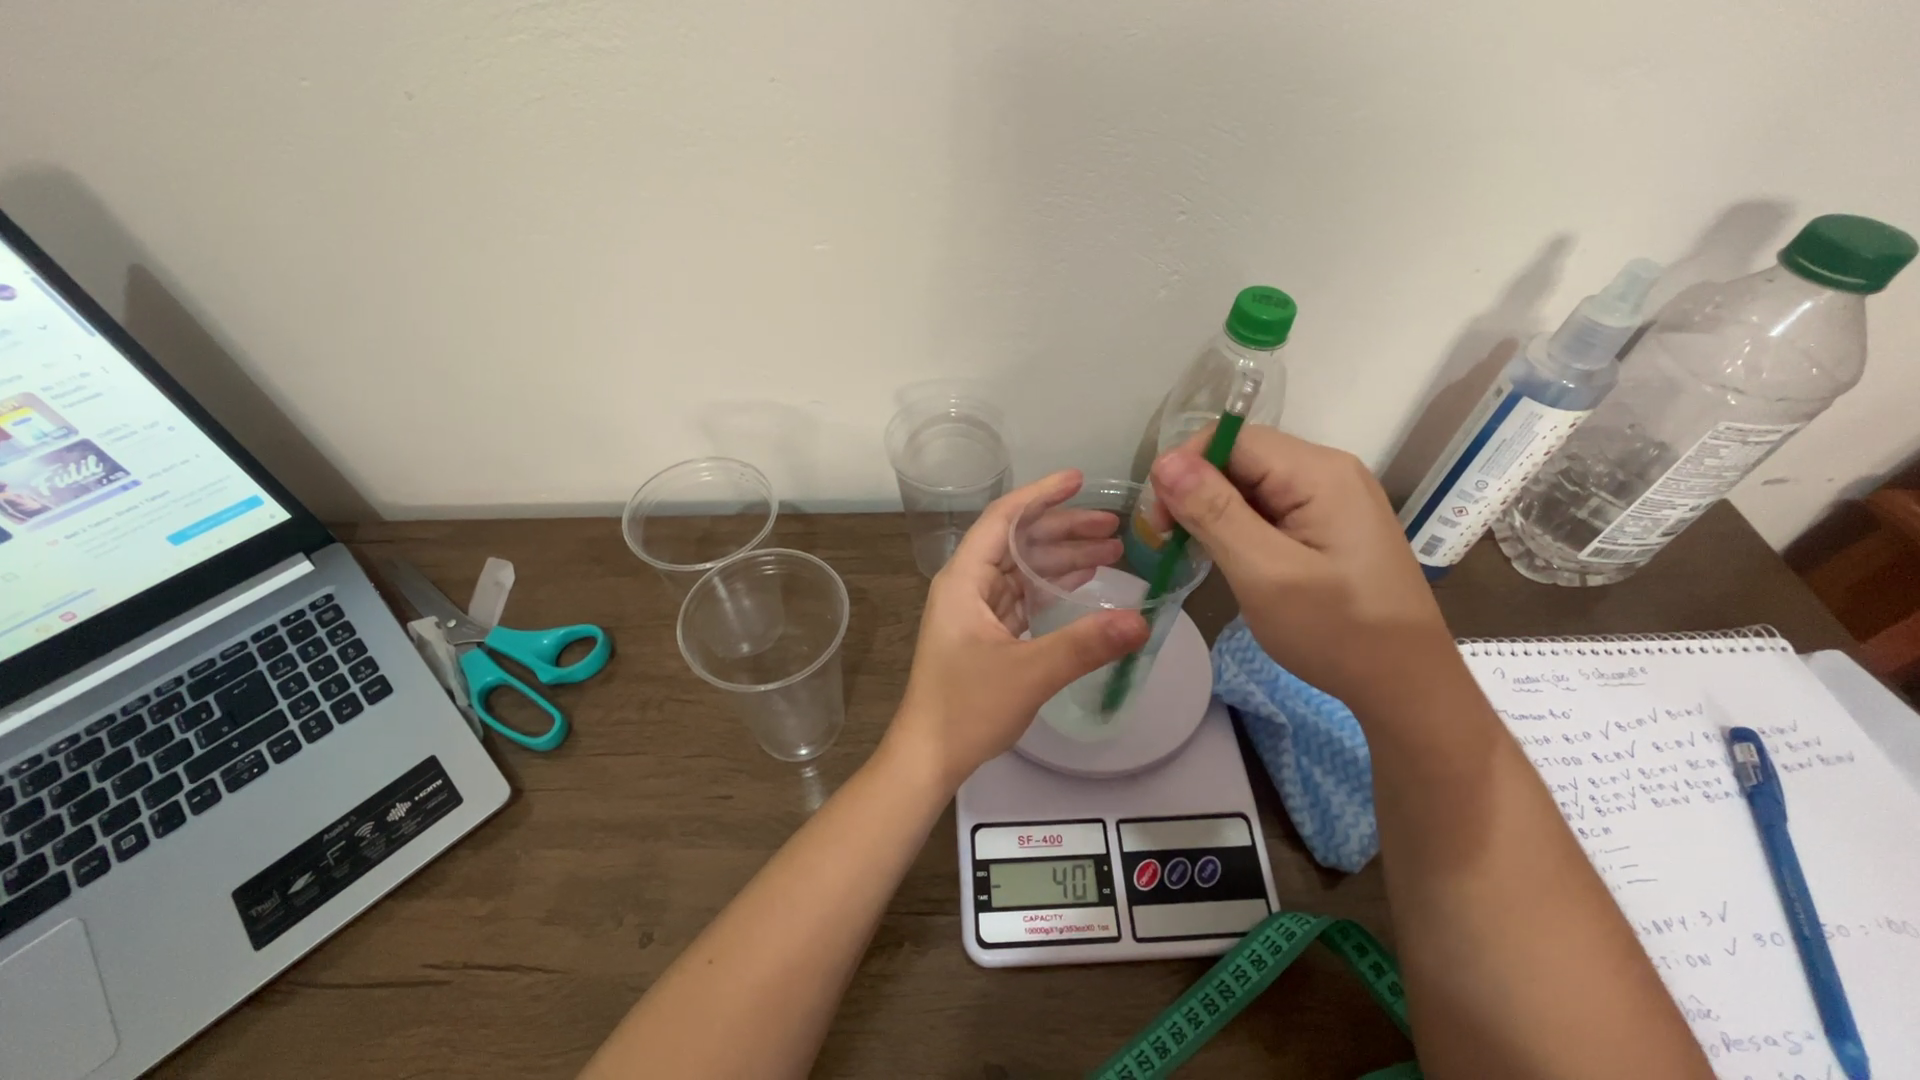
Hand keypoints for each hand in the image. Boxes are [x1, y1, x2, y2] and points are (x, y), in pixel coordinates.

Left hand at [890, 470, 1149, 788]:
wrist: (929, 756)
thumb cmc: (966, 709)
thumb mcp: (1029, 673)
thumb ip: (1084, 645)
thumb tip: (1141, 622)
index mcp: (964, 580)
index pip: (1003, 519)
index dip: (1041, 495)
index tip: (1079, 480)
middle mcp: (967, 587)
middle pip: (1018, 542)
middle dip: (1064, 529)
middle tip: (1114, 527)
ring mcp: (975, 611)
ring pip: (1023, 569)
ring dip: (1062, 558)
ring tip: (1112, 551)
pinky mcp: (985, 634)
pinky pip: (1023, 596)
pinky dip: (1053, 587)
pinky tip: (1084, 582)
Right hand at [1149, 426, 1450, 708]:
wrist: (1405, 684)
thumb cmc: (1336, 631)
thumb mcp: (1265, 573)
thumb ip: (1215, 513)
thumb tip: (1165, 462)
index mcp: (1319, 472)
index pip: (1232, 439)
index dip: (1185, 469)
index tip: (1160, 523)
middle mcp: (1329, 471)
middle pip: (1241, 458)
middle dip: (1196, 492)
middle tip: (1171, 544)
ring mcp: (1334, 497)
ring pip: (1252, 485)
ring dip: (1215, 513)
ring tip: (1197, 556)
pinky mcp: (1331, 524)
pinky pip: (1271, 508)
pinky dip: (1240, 528)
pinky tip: (1230, 559)